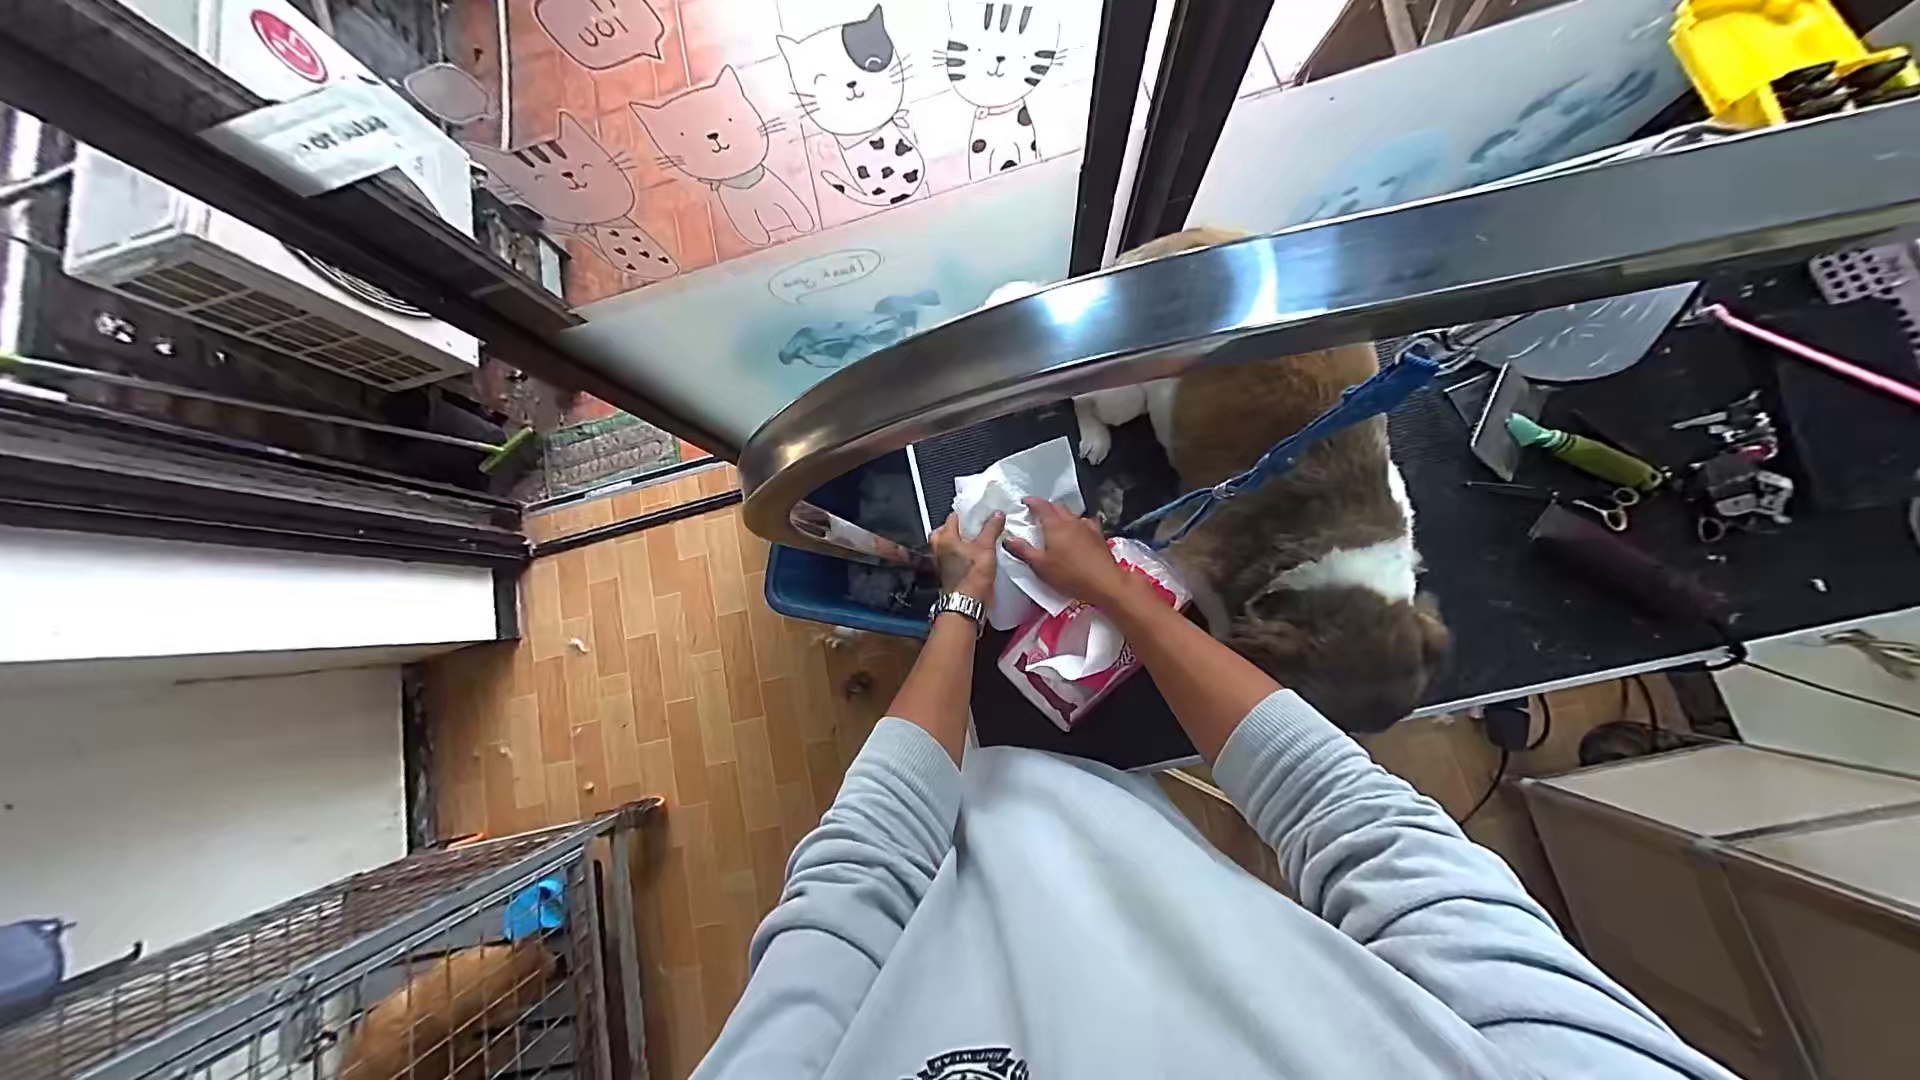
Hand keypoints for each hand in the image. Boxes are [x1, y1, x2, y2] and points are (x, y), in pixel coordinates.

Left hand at [930, 510, 1003, 602]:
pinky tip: (973, 558)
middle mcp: (938, 549)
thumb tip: (997, 514)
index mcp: (945, 538)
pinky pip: (951, 559)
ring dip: (958, 543)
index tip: (978, 514)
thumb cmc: (972, 576)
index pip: (952, 517)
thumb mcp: (986, 547)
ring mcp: (940, 563)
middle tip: (972, 528)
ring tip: (975, 542)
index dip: (966, 514)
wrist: (966, 604)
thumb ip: (991, 528)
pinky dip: (960, 556)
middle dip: (957, 529)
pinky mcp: (946, 574)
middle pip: (944, 531)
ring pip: (947, 546)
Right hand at [1002, 497, 1134, 607]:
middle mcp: (1071, 521)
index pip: (1041, 506)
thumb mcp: (1040, 566)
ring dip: (1062, 516)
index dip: (1032, 501)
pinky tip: (1077, 533)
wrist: (1104, 582)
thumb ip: (1023, 550)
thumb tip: (1009, 539)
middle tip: (1037, 515)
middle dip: (1046, 508)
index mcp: (1055, 525)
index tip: (1024, 502)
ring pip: (1072, 514)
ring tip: (1056, 525)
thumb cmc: (1069, 575)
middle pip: (1057, 507)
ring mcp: (1087, 527)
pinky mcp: (1098, 536)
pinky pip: (1085, 523)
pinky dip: (1077, 524)